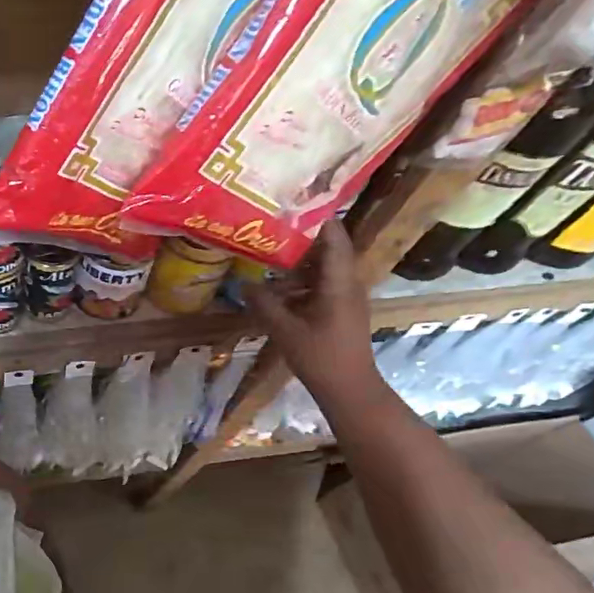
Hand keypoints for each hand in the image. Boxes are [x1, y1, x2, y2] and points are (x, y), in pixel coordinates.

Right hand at [245, 221, 380, 399]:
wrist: (349, 388)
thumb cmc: (320, 357)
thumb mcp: (285, 330)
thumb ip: (264, 304)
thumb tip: (244, 284)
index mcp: (339, 282)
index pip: (334, 237)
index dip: (317, 217)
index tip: (292, 203)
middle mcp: (348, 283)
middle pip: (328, 249)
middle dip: (301, 237)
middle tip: (271, 227)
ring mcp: (346, 297)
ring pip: (323, 268)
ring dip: (298, 262)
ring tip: (268, 254)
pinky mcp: (340, 310)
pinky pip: (321, 285)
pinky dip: (301, 281)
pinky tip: (277, 288)